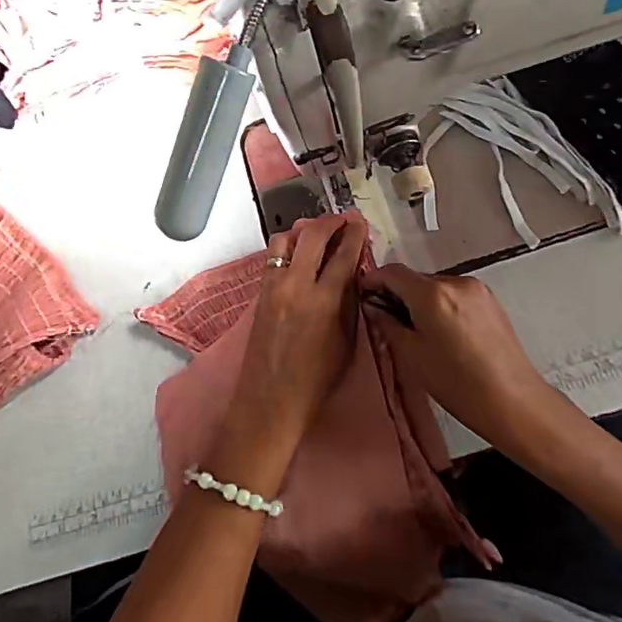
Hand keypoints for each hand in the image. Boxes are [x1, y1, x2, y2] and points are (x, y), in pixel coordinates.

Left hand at [229, 214, 368, 453]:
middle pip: (311, 235)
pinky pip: (273, 259)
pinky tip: (299, 256)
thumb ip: (351, 304)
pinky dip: (288, 249)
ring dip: (303, 231)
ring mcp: (273, 288)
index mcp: (324, 301)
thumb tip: (355, 275)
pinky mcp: (260, 295)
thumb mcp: (346, 343)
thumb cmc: (317, 380)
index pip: (344, 254)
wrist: (271, 400)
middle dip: (330, 222)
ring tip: (318, 234)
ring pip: (284, 240)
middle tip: (343, 220)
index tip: (361, 223)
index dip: (355, 233)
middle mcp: (296, 286)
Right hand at [360, 264, 565, 446]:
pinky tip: (441, 333)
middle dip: (398, 294)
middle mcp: (456, 282)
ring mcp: (477, 290)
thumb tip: (375, 307)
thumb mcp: (413, 356)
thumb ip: (388, 324)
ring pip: (436, 287)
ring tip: (416, 331)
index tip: (363, 294)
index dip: (373, 280)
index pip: (393, 272)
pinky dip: (441, 306)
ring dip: (420, 301)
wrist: (511, 399)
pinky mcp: (490, 301)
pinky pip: (455, 295)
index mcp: (432, 294)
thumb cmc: (458, 383)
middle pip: (416, 278)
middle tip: (386, 319)